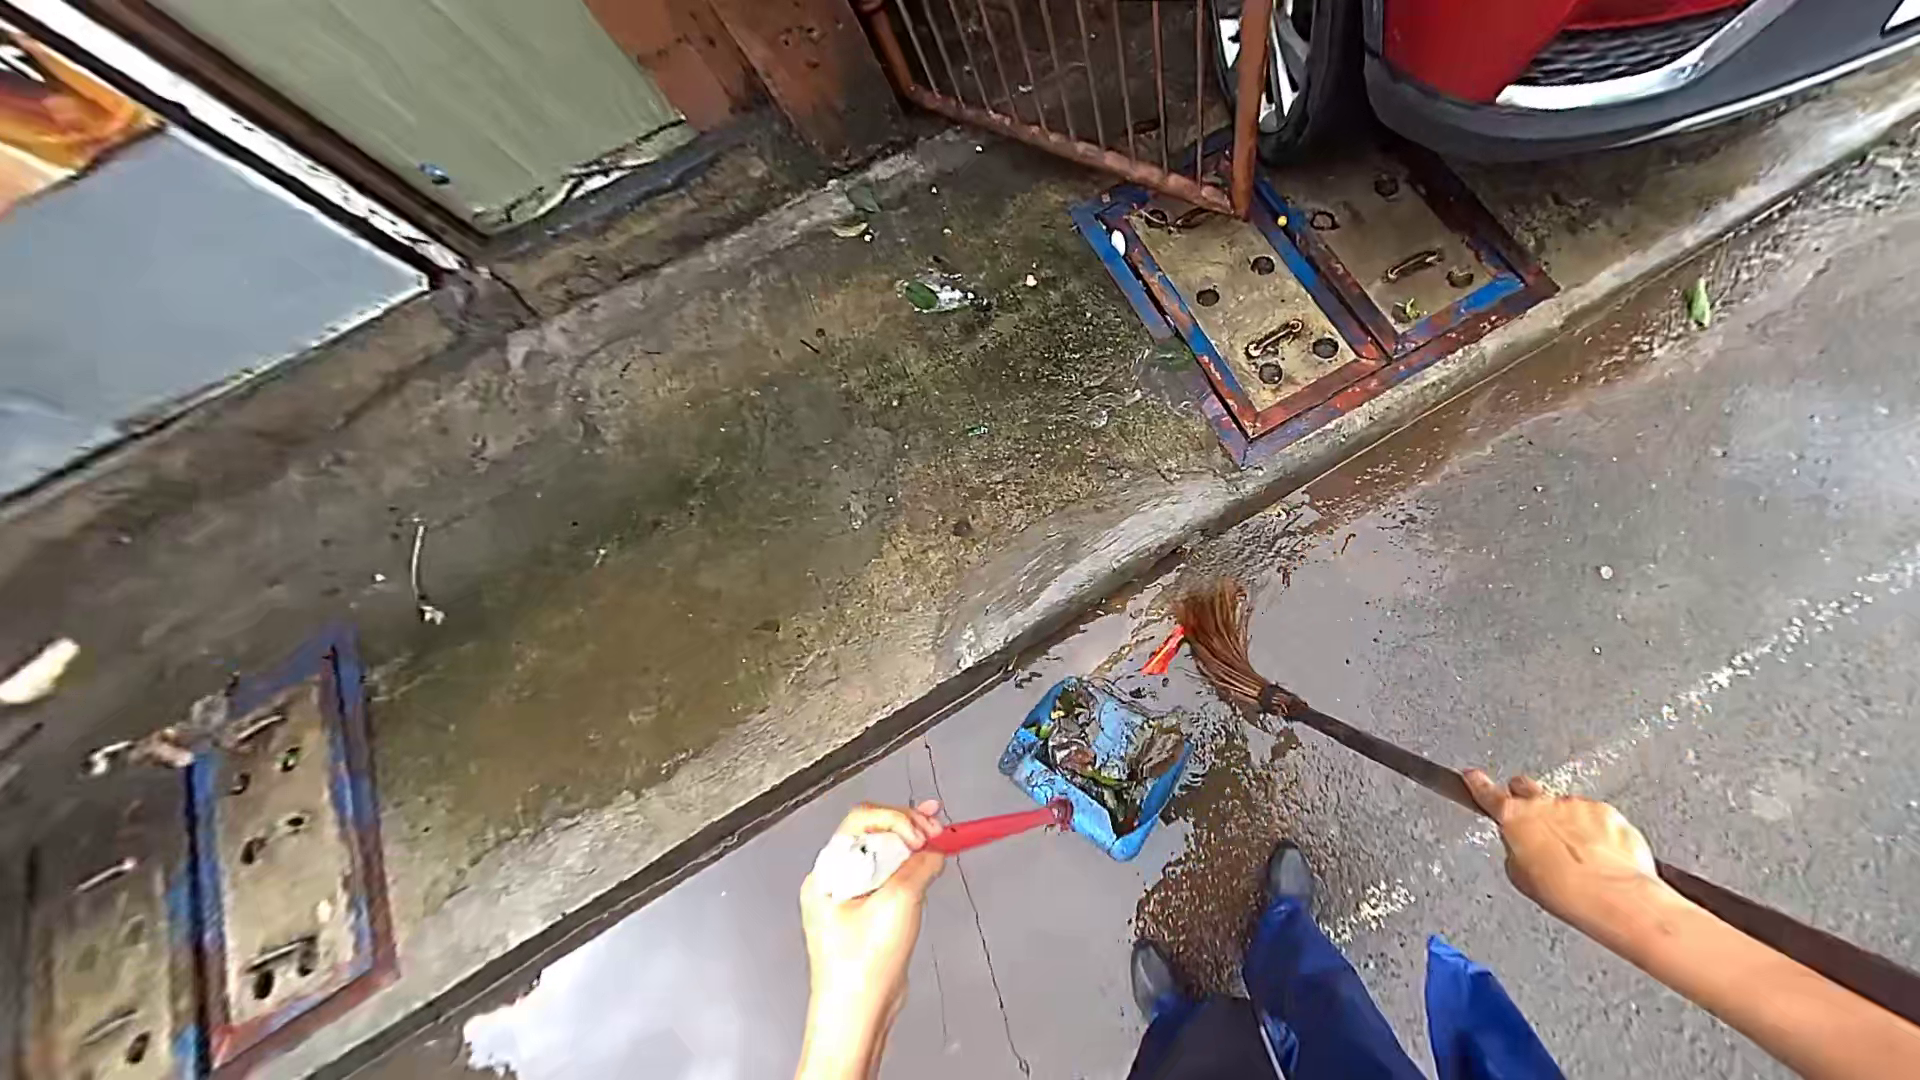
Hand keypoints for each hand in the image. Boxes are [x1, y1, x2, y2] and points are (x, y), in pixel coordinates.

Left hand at [796, 800, 945, 1079]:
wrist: (857, 1020)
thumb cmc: (860, 973)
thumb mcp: (898, 904)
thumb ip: (920, 866)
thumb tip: (933, 850)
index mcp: (828, 872)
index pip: (862, 820)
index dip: (896, 819)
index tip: (922, 834)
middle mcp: (834, 879)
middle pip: (873, 832)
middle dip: (907, 825)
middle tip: (934, 828)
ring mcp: (850, 894)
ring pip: (882, 852)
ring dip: (911, 841)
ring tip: (937, 834)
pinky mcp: (866, 909)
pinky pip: (887, 873)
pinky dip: (909, 862)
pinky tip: (927, 855)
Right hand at [1463, 770, 1661, 927]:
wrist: (1622, 901)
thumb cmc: (1569, 893)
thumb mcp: (1519, 875)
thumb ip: (1513, 849)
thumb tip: (1523, 845)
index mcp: (1512, 815)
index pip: (1484, 790)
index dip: (1475, 782)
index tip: (1472, 776)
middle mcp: (1541, 803)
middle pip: (1524, 786)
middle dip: (1526, 799)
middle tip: (1537, 823)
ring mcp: (1576, 806)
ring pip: (1565, 805)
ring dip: (1569, 822)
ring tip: (1583, 856)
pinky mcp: (1610, 815)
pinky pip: (1600, 817)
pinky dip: (1601, 832)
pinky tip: (1607, 857)